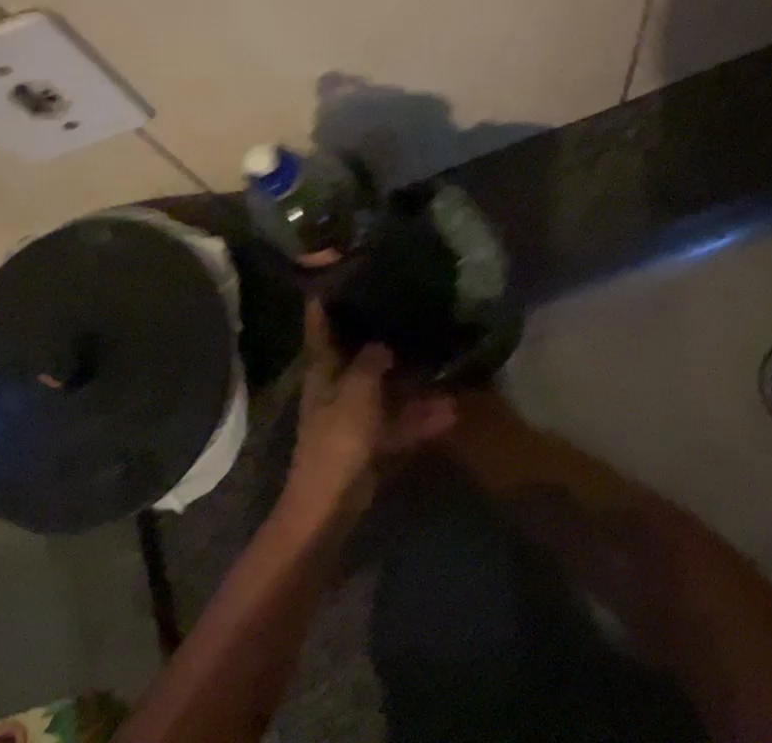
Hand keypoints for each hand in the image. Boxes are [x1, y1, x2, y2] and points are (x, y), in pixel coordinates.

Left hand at [283, 299, 456, 519]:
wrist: (331, 504)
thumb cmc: (337, 439)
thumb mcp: (357, 392)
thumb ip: (371, 362)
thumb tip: (382, 342)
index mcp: (322, 369)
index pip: (320, 323)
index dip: (327, 296)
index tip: (343, 267)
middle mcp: (337, 386)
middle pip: (357, 353)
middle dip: (382, 336)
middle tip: (411, 310)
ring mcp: (354, 416)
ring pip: (385, 389)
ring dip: (413, 381)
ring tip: (446, 361)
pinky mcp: (371, 442)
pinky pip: (398, 423)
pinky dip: (420, 418)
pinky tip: (451, 412)